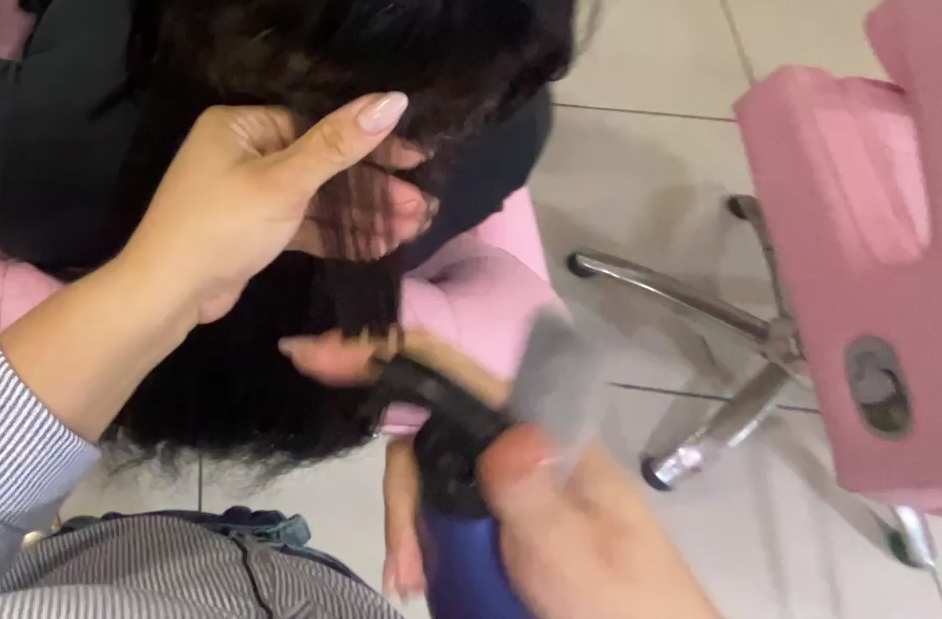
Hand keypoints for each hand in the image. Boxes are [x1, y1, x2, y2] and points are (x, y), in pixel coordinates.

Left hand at [113, 92, 408, 324]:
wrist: (168, 291)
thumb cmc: (222, 225)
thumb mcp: (283, 182)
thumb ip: (337, 144)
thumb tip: (392, 98)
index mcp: (237, 125)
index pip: (313, 124)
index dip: (366, 142)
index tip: (418, 157)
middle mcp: (239, 151)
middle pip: (317, 161)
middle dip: (368, 185)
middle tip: (423, 204)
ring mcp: (244, 191)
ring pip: (311, 195)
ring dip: (358, 212)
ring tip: (414, 225)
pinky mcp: (250, 227)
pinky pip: (299, 221)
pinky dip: (333, 232)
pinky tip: (378, 244)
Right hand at [280, 331, 720, 618]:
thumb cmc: (629, 614)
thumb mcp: (580, 562)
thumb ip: (535, 497)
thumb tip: (506, 430)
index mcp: (540, 430)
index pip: (447, 369)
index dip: (377, 350)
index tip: (312, 354)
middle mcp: (514, 437)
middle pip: (423, 424)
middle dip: (399, 486)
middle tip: (393, 551)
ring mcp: (502, 471)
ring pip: (423, 465)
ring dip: (407, 519)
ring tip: (412, 580)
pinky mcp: (493, 504)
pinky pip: (435, 499)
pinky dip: (416, 532)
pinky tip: (415, 572)